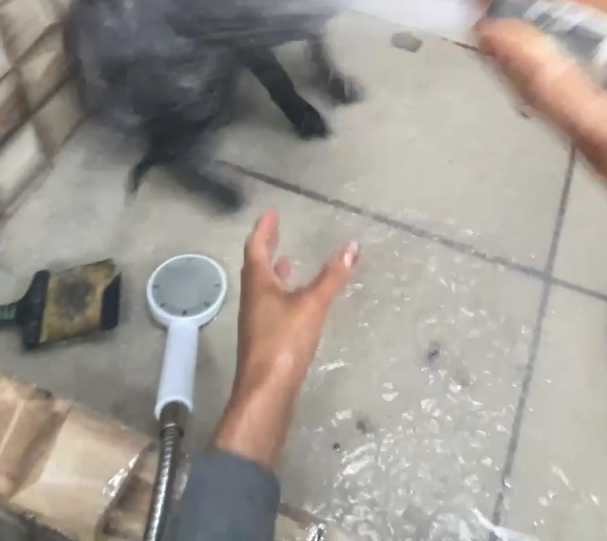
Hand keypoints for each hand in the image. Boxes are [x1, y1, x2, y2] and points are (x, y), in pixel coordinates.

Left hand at [213, 210, 357, 468]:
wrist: (266, 394)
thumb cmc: (284, 343)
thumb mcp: (312, 304)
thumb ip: (333, 276)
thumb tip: (353, 246)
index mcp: (258, 284)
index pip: (257, 247)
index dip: (264, 228)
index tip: (271, 212)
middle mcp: (253, 299)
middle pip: (256, 266)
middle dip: (268, 245)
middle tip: (277, 228)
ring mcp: (257, 321)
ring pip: (263, 287)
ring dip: (274, 270)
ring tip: (287, 259)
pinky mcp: (265, 339)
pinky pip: (272, 305)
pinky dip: (282, 292)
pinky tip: (295, 300)